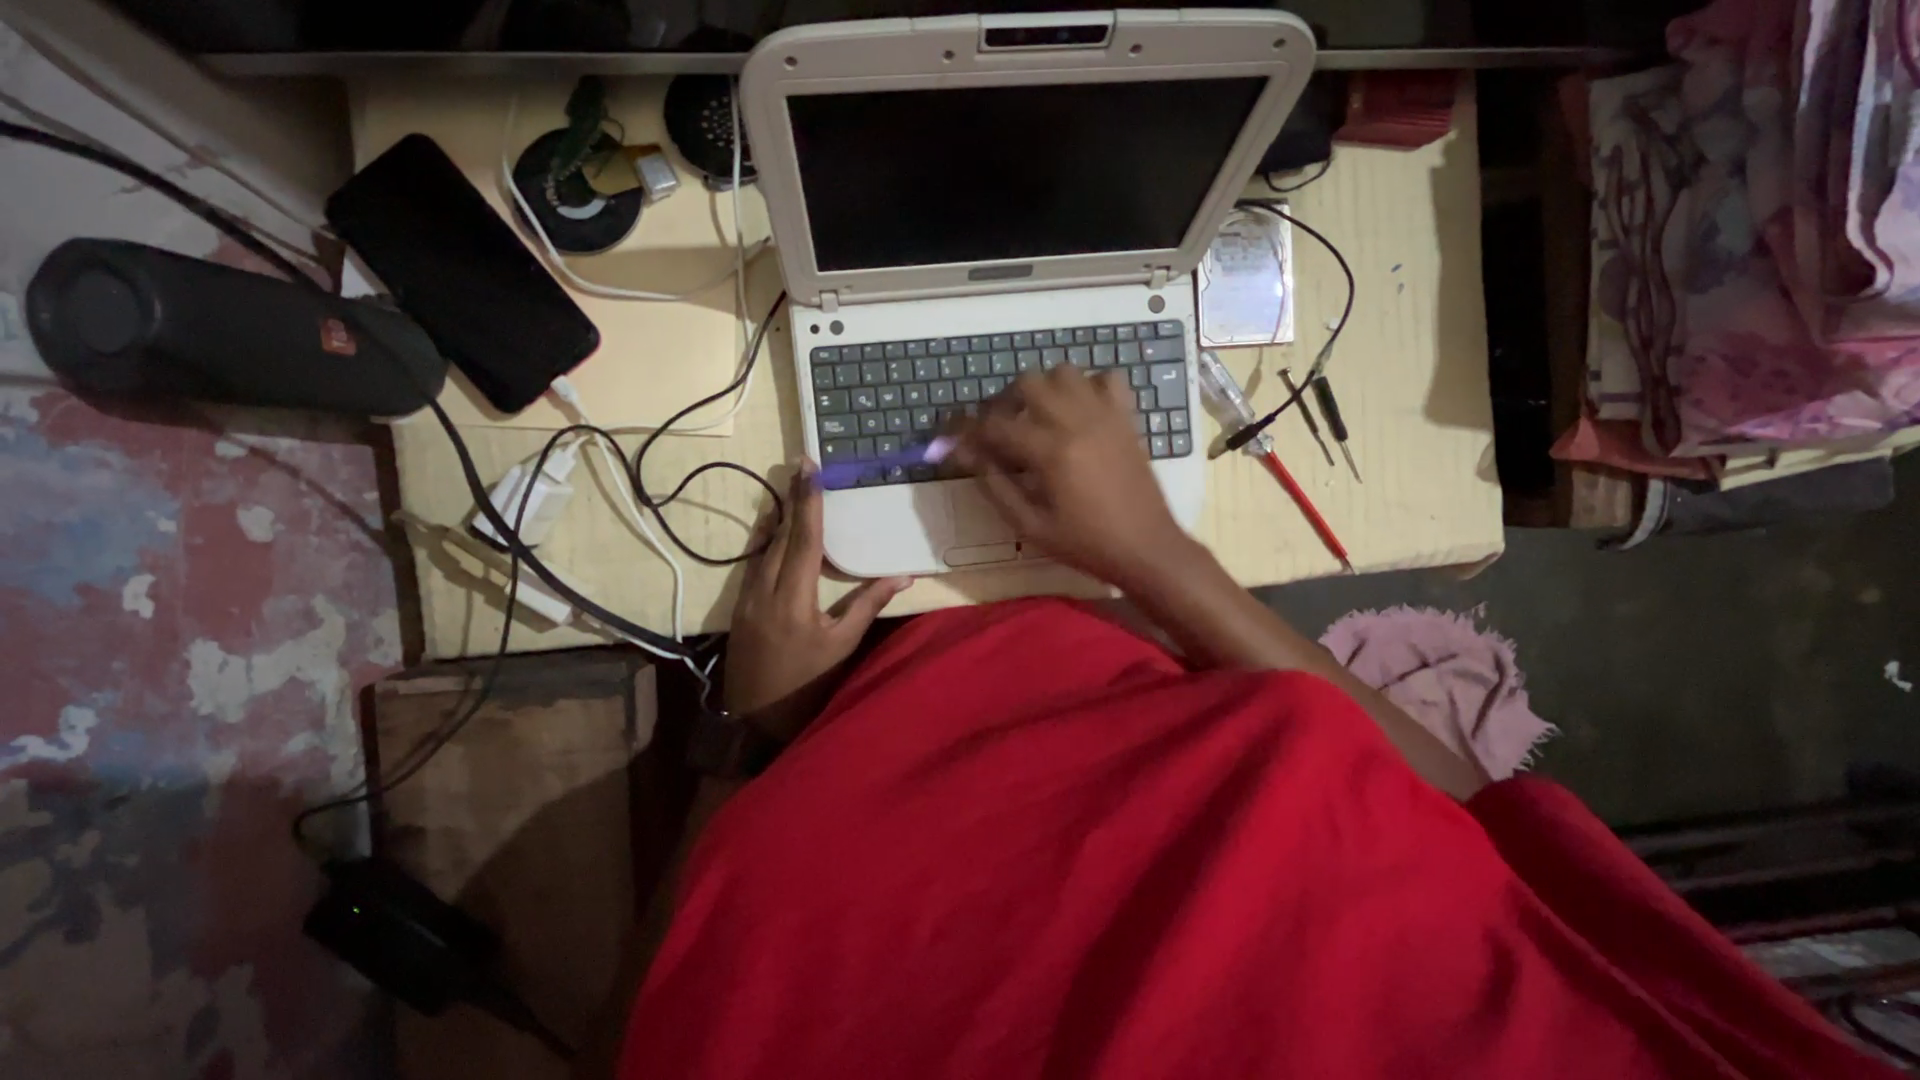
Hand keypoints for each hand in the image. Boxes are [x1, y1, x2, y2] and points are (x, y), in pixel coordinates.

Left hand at [723, 463, 910, 739]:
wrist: (755, 718)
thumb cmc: (806, 684)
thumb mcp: (842, 646)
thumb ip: (868, 605)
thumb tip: (902, 575)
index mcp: (793, 598)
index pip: (804, 539)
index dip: (809, 501)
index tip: (809, 468)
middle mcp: (765, 589)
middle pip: (780, 535)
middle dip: (793, 500)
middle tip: (803, 469)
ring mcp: (746, 597)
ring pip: (763, 547)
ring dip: (778, 517)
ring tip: (790, 489)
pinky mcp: (739, 606)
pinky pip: (754, 562)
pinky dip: (766, 541)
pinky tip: (773, 529)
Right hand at [948, 366, 1194, 589]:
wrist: (1146, 548)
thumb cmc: (1086, 544)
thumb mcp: (1031, 526)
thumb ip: (996, 487)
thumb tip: (970, 457)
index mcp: (1051, 452)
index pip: (996, 425)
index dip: (970, 431)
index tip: (959, 441)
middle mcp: (1077, 422)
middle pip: (1027, 382)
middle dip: (1005, 402)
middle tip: (1001, 428)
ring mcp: (1106, 415)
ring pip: (1065, 372)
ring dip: (1044, 389)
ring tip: (1039, 417)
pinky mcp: (1126, 418)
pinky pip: (1107, 378)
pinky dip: (1088, 387)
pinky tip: (1080, 412)